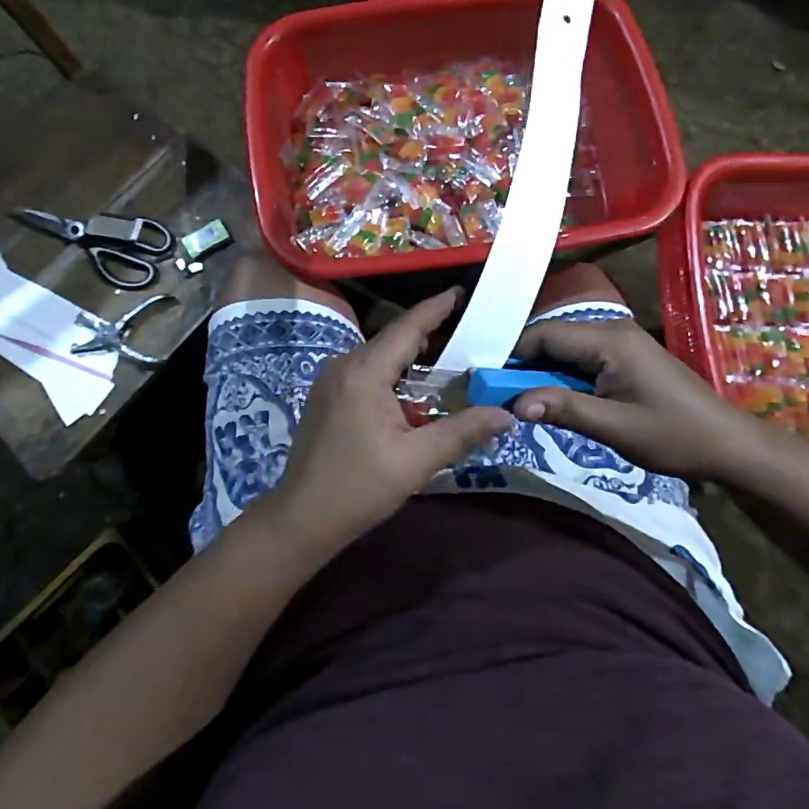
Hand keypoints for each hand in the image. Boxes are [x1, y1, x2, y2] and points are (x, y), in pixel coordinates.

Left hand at [258, 287, 515, 555]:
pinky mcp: (328, 395)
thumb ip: (462, 431)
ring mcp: (331, 379)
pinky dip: (395, 370)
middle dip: (431, 332)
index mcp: (364, 372)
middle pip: (394, 338)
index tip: (461, 290)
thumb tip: (506, 415)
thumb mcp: (416, 460)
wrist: (302, 518)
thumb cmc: (358, 488)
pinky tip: (415, 387)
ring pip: (380, 354)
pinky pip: (367, 370)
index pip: (408, 328)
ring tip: (451, 357)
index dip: (436, 308)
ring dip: (413, 354)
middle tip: (470, 331)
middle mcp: (344, 365)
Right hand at [509, 319, 780, 478]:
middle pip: (552, 338)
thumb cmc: (674, 435)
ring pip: (565, 349)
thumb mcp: (615, 427)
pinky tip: (552, 399)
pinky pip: (582, 359)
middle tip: (497, 394)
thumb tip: (513, 404)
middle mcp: (612, 331)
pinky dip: (562, 377)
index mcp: (608, 340)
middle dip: (523, 365)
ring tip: (518, 400)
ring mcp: (621, 342)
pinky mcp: (626, 357)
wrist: (727, 444)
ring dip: (542, 373)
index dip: (511, 355)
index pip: (544, 335)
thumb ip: (563, 409)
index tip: (486, 381)